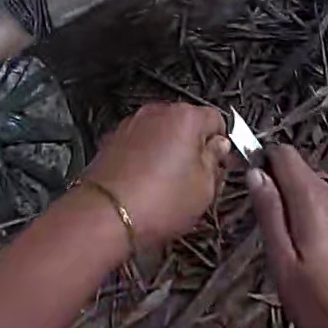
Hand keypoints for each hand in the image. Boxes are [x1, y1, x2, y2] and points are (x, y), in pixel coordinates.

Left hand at [81, 102, 229, 250]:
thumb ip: (215, 161)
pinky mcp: (114, 139)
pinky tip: (146, 183)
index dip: (221, 144)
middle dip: (194, 147)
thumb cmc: (157, 202)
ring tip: (168, 185)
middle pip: (187, 123)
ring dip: (169, 151)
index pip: (217, 119)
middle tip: (197, 179)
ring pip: (162, 132)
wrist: (106, 215)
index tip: (220, 165)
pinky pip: (140, 143)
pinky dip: (146, 156)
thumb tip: (218, 148)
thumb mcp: (204, 188)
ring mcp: (133, 123)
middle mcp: (158, 112)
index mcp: (186, 117)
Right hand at [249, 145, 327, 327]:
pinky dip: (321, 221)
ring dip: (301, 208)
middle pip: (301, 173)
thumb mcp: (281, 261)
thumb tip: (255, 174)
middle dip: (282, 191)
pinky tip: (319, 257)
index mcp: (313, 201)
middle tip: (274, 232)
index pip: (285, 155)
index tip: (255, 184)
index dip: (265, 161)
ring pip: (318, 192)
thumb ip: (268, 211)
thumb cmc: (321, 306)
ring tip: (296, 251)